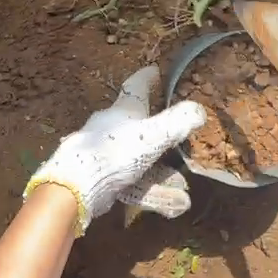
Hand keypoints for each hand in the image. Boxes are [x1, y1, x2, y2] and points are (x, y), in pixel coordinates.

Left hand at [27, 67, 206, 234]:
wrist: (78, 185)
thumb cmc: (116, 151)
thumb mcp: (151, 135)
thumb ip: (176, 123)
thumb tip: (199, 110)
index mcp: (122, 112)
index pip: (134, 88)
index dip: (146, 79)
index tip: (154, 71)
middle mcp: (112, 130)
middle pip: (140, 129)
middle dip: (163, 139)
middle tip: (181, 146)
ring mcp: (106, 155)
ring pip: (140, 164)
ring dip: (163, 176)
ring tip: (183, 189)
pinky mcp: (102, 179)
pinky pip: (134, 186)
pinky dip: (154, 195)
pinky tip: (175, 207)